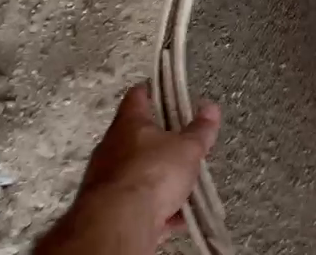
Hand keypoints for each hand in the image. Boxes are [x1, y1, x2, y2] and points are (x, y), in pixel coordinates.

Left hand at [34, 84, 221, 254]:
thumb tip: (210, 109)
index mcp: (130, 122)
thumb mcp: (188, 148)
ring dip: (157, 177)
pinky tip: (173, 216)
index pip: (139, 95)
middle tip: (183, 144)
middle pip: (137, 135)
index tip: (167, 91)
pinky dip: (154, 206)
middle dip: (160, 141)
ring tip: (182, 187)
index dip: (154, 91)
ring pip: (136, 171)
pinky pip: (134, 202)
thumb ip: (200, 129)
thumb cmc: (151, 174)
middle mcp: (111, 146)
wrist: (119, 225)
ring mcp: (106, 179)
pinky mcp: (106, 209)